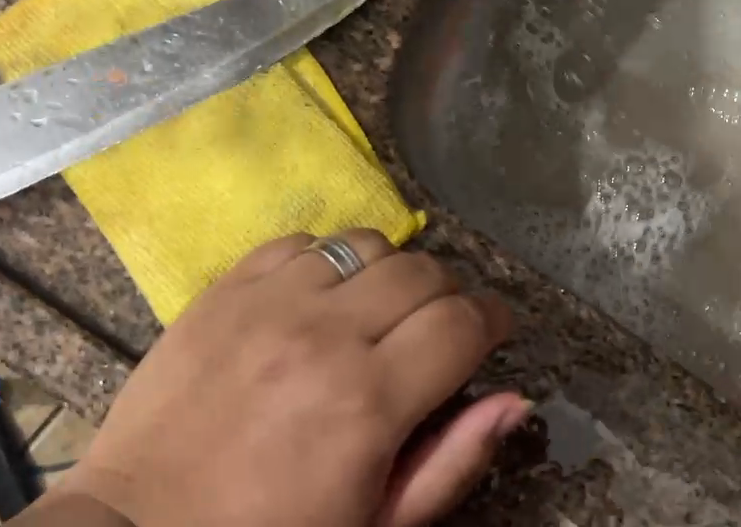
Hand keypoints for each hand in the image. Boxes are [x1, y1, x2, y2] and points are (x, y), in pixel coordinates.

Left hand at [49, 230, 525, 526]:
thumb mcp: (376, 526)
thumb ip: (453, 461)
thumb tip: (516, 400)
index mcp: (368, 403)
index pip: (463, 322)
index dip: (492, 321)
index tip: (492, 332)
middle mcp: (325, 336)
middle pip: (424, 273)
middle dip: (446, 297)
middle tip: (432, 332)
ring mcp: (269, 304)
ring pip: (368, 243)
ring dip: (388, 272)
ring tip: (375, 309)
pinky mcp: (224, 291)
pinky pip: (301, 242)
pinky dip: (325, 261)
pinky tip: (318, 300)